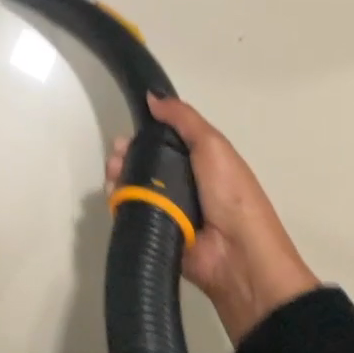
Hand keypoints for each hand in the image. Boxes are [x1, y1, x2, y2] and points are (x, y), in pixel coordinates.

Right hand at [107, 95, 320, 343]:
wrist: (239, 256)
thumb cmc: (231, 195)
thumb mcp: (213, 146)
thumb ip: (183, 118)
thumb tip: (151, 96)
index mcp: (200, 162)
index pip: (164, 139)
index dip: (145, 132)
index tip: (130, 130)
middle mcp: (182, 182)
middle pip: (144, 159)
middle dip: (126, 151)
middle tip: (118, 154)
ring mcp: (168, 207)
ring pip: (133, 182)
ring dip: (119, 172)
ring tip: (114, 173)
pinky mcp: (155, 228)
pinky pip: (130, 208)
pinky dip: (119, 198)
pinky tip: (115, 193)